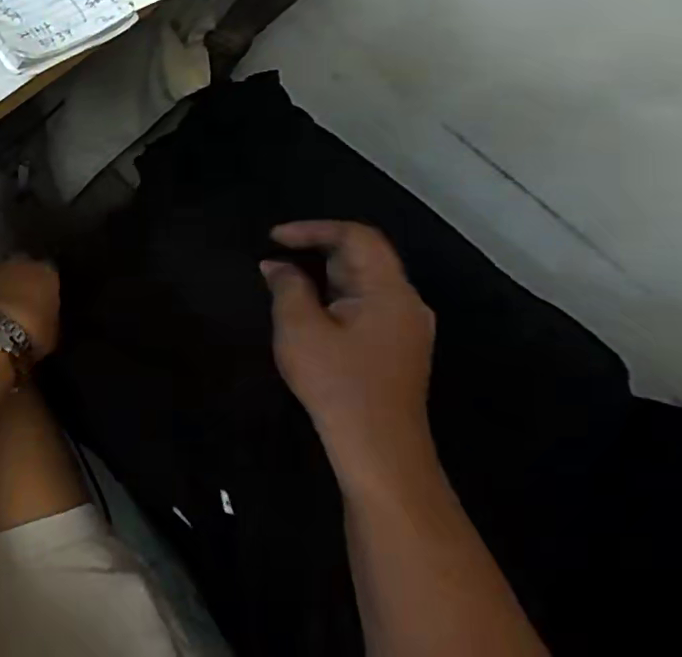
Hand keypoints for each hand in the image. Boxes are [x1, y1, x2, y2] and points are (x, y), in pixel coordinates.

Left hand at [0, 255, 60, 358]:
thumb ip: (49, 319)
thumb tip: (45, 319)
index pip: (50, 273)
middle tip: (18, 296)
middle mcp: (22, 261)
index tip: (42, 300)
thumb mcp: (51, 334)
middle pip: (23, 263)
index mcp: (47, 273)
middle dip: (21, 275)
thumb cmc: (30, 336)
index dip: (44, 286)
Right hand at [262, 221, 436, 488]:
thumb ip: (287, 287)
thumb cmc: (338, 384)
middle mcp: (406, 301)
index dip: (313, 229)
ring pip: (364, 281)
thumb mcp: (300, 329)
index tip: (275, 237)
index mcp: (390, 290)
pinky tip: (310, 308)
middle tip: (277, 256)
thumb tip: (277, 266)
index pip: (356, 236)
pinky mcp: (399, 347)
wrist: (379, 453)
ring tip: (286, 279)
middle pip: (364, 256)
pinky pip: (366, 304)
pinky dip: (335, 295)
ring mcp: (406, 326)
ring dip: (324, 273)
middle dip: (317, 249)